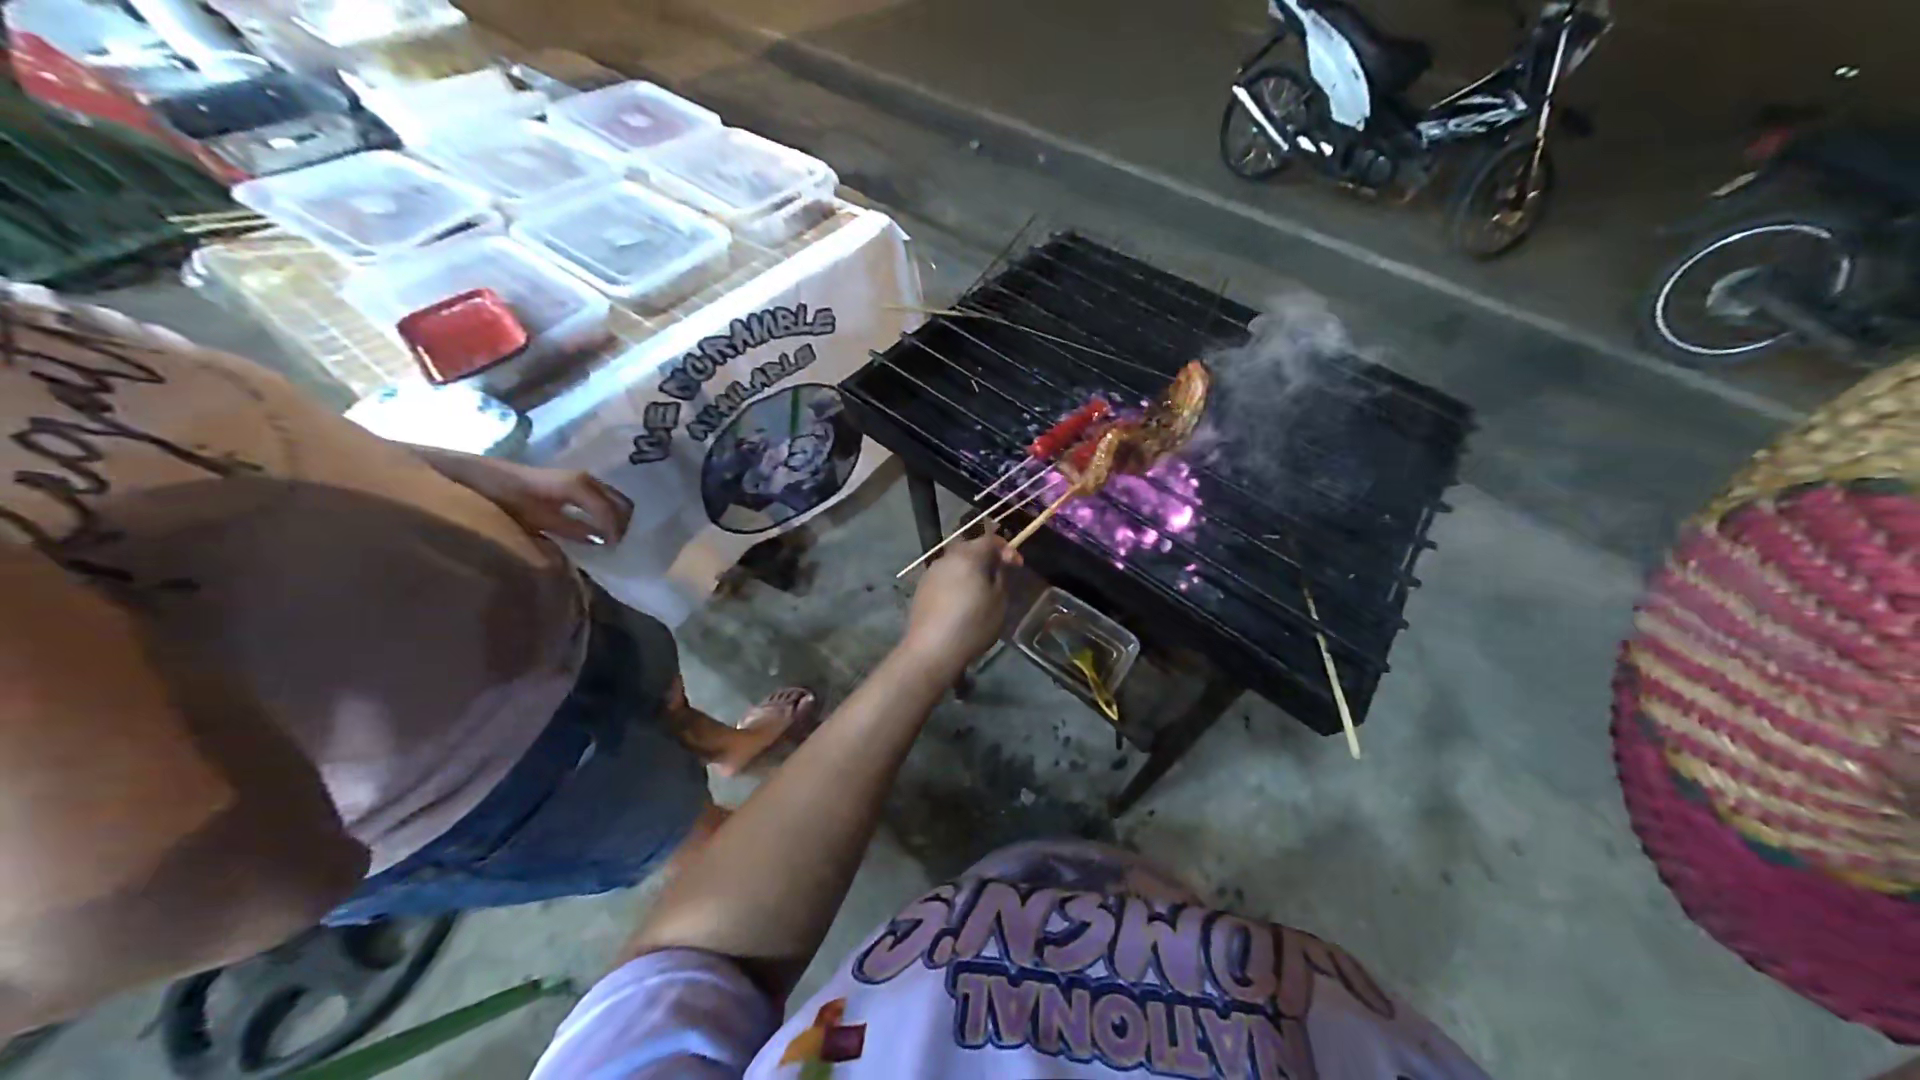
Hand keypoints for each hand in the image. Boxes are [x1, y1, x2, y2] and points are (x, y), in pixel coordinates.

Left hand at [452, 458, 633, 545]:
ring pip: (613, 499)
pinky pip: (602, 498)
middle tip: (621, 546)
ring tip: (613, 540)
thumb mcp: (535, 519)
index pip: (606, 508)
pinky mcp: (573, 483)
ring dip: (618, 518)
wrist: (473, 474)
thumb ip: (571, 529)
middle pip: (618, 500)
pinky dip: (608, 513)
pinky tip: (600, 530)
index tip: (615, 549)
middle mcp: (583, 478)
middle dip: (624, 523)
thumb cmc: (502, 497)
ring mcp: (579, 479)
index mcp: (575, 485)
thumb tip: (601, 542)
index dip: (615, 530)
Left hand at [900, 535, 1018, 673]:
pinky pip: (944, 578)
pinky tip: (960, 603)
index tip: (1016, 565)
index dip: (1006, 548)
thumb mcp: (999, 600)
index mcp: (968, 556)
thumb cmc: (973, 623)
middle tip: (999, 576)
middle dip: (986, 558)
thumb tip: (999, 563)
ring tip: (980, 591)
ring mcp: (930, 573)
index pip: (989, 539)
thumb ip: (1001, 575)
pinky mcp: (921, 589)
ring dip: (969, 571)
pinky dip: (956, 583)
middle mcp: (946, 558)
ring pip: (955, 563)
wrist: (932, 649)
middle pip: (970, 548)